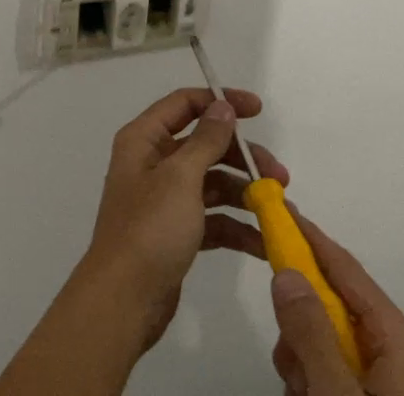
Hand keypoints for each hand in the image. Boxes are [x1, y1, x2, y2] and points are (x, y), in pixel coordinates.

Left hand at [81, 87, 286, 347]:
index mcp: (144, 140)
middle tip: (279, 177)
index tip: (258, 110)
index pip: (184, 104)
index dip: (221, 102)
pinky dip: (237, 228)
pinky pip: (213, 220)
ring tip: (280, 211)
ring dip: (246, 194)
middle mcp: (152, 163)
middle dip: (243, 158)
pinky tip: (264, 243)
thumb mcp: (180, 177)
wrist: (124, 300)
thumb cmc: (150, 229)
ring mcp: (164, 200)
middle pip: (205, 146)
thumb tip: (222, 106)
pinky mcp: (176, 233)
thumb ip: (206, 140)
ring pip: (213, 184)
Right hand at [269, 211, 403, 395]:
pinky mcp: (373, 394)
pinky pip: (329, 368)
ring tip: (304, 393)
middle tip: (289, 358)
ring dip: (301, 362)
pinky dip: (311, 380)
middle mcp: (395, 348)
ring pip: (321, 340)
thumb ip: (312, 334)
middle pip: (329, 306)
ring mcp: (385, 375)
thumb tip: (287, 273)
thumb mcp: (337, 391)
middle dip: (298, 328)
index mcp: (399, 337)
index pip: (345, 268)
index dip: (307, 235)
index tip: (274, 206)